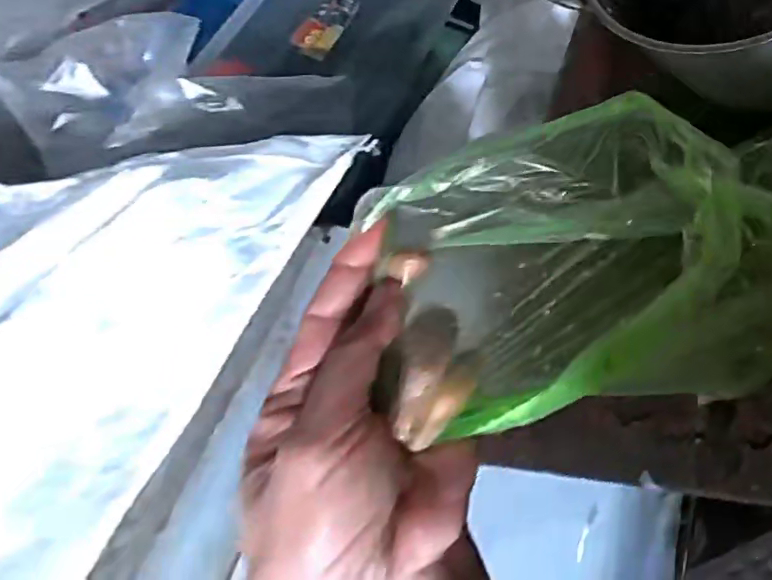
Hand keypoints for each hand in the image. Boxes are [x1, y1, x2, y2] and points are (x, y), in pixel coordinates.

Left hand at [242, 222, 480, 579]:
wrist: (382, 574)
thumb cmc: (319, 512)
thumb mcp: (313, 439)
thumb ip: (351, 362)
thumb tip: (386, 294)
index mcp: (306, 396)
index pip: (328, 320)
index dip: (350, 272)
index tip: (379, 226)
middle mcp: (360, 387)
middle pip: (384, 321)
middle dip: (400, 290)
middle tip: (426, 256)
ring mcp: (410, 398)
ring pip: (430, 341)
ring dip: (429, 350)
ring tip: (415, 399)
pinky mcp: (456, 410)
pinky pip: (465, 372)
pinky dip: (461, 375)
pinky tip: (451, 395)